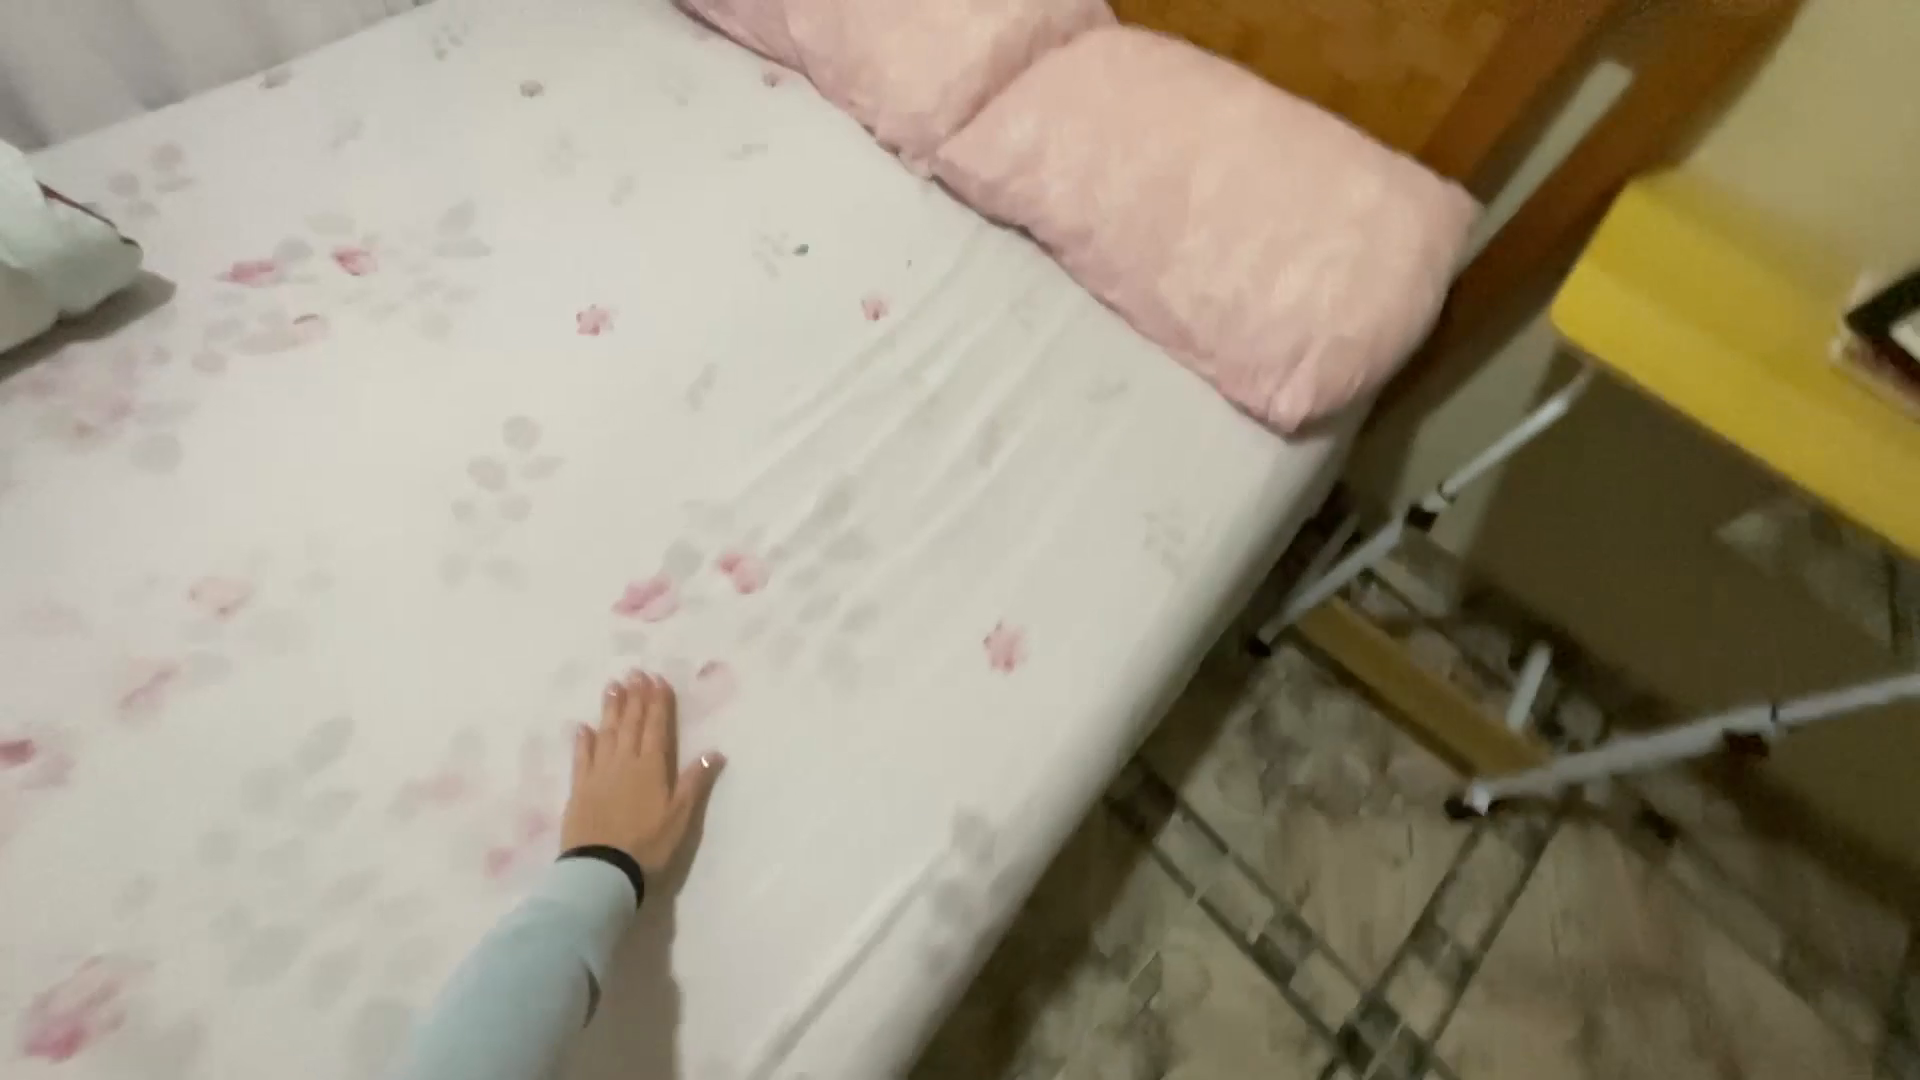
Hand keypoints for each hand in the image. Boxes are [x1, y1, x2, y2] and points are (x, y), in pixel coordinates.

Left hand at [561, 670, 725, 874]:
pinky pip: (581, 758)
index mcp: (652, 766)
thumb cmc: (648, 843)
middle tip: (634, 673)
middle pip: (631, 724)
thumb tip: (714, 751)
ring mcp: (598, 774)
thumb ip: (695, 781)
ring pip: (606, 734)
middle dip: (635, 697)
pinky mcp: (578, 790)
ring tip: (613, 687)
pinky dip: (583, 741)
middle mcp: (624, 762)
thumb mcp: (681, 815)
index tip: (657, 679)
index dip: (658, 702)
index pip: (656, 726)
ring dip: (611, 710)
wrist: (601, 872)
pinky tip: (582, 727)